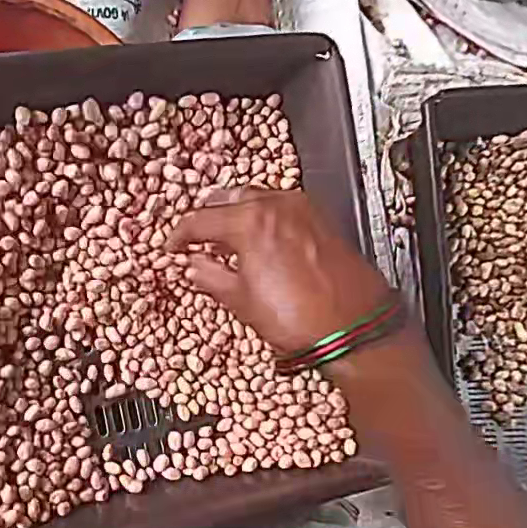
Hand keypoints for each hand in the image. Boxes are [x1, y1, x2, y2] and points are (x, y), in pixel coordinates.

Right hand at [164, 188, 390, 353]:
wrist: (354, 328)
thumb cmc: (302, 317)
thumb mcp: (240, 300)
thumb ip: (210, 276)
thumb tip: (196, 267)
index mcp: (250, 222)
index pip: (199, 220)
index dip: (180, 236)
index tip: (173, 247)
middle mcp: (277, 206)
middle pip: (226, 199)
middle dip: (206, 219)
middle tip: (194, 240)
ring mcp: (302, 210)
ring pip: (254, 199)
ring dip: (233, 215)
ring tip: (222, 241)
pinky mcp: (319, 221)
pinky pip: (278, 209)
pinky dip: (259, 219)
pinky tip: (255, 242)